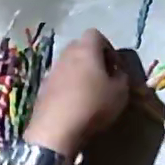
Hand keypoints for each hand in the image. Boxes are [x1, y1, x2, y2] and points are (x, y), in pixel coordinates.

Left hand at [23, 29, 133, 154]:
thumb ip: (122, 77)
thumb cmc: (93, 106)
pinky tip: (75, 105)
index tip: (114, 66)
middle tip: (104, 78)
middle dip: (93, 59)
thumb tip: (117, 72)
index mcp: (85, 49)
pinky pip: (59, 80)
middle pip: (80, 47)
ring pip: (69, 64)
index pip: (96, 34)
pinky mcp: (42, 88)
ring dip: (79, 73)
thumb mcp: (120, 92)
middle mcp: (65, 54)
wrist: (56, 130)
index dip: (108, 47)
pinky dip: (68, 87)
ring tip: (90, 93)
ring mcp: (51, 71)